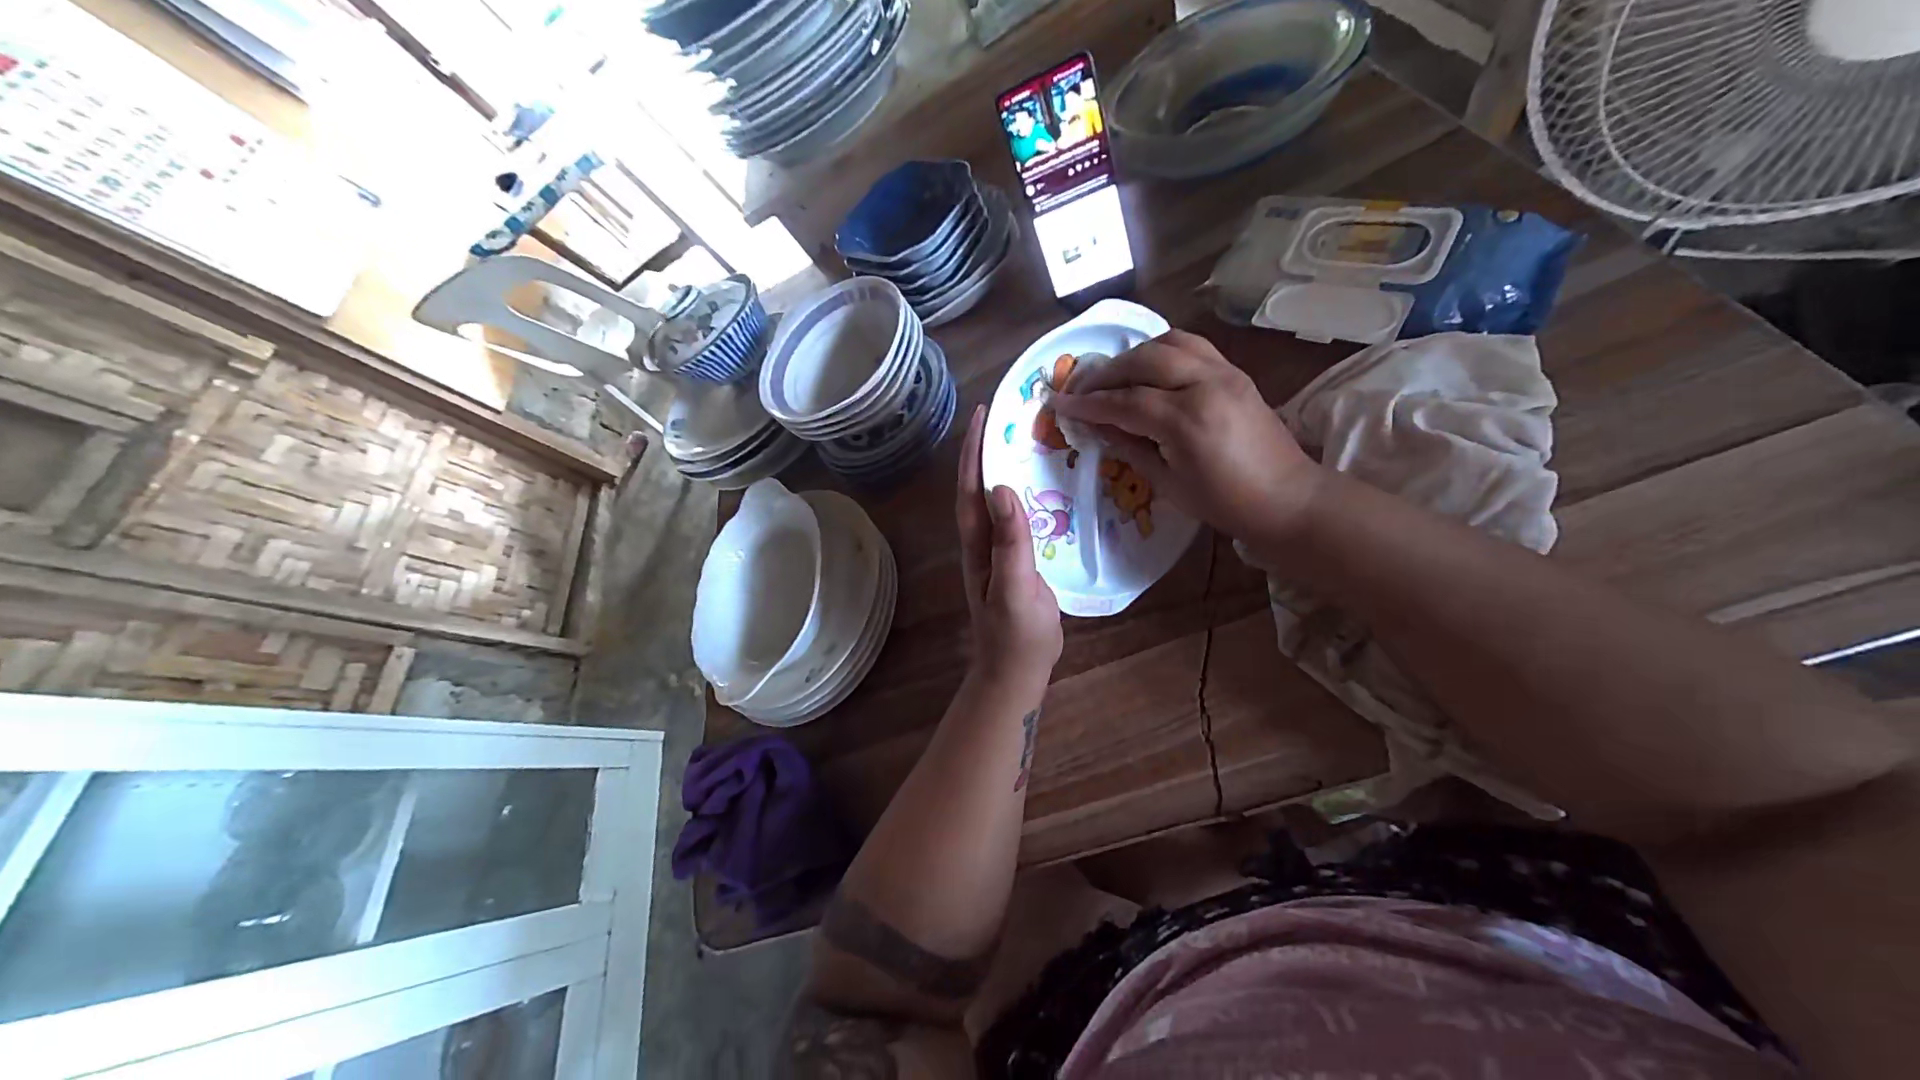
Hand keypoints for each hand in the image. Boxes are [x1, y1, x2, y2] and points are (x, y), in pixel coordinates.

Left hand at [956, 403, 1061, 685]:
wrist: (1017, 669)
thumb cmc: (1016, 635)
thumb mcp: (1016, 589)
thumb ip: (1009, 543)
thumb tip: (1002, 489)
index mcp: (978, 543)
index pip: (971, 487)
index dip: (974, 450)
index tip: (983, 413)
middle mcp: (984, 540)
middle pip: (981, 485)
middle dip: (988, 448)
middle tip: (1010, 414)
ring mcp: (1000, 551)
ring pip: (999, 498)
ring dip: (1006, 465)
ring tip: (1028, 436)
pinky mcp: (1019, 560)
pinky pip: (1019, 516)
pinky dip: (1027, 492)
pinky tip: (1046, 484)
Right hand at [1051, 329, 1324, 546]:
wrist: (1286, 498)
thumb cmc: (1224, 502)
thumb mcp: (1168, 483)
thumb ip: (1130, 448)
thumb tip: (1098, 427)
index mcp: (1187, 420)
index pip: (1125, 402)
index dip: (1088, 404)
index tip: (1059, 404)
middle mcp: (1205, 385)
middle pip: (1143, 362)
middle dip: (1106, 374)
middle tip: (1082, 389)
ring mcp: (1225, 373)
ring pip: (1168, 343)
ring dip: (1135, 356)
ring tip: (1114, 376)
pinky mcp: (1235, 372)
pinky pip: (1192, 346)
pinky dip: (1163, 351)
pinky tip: (1149, 369)